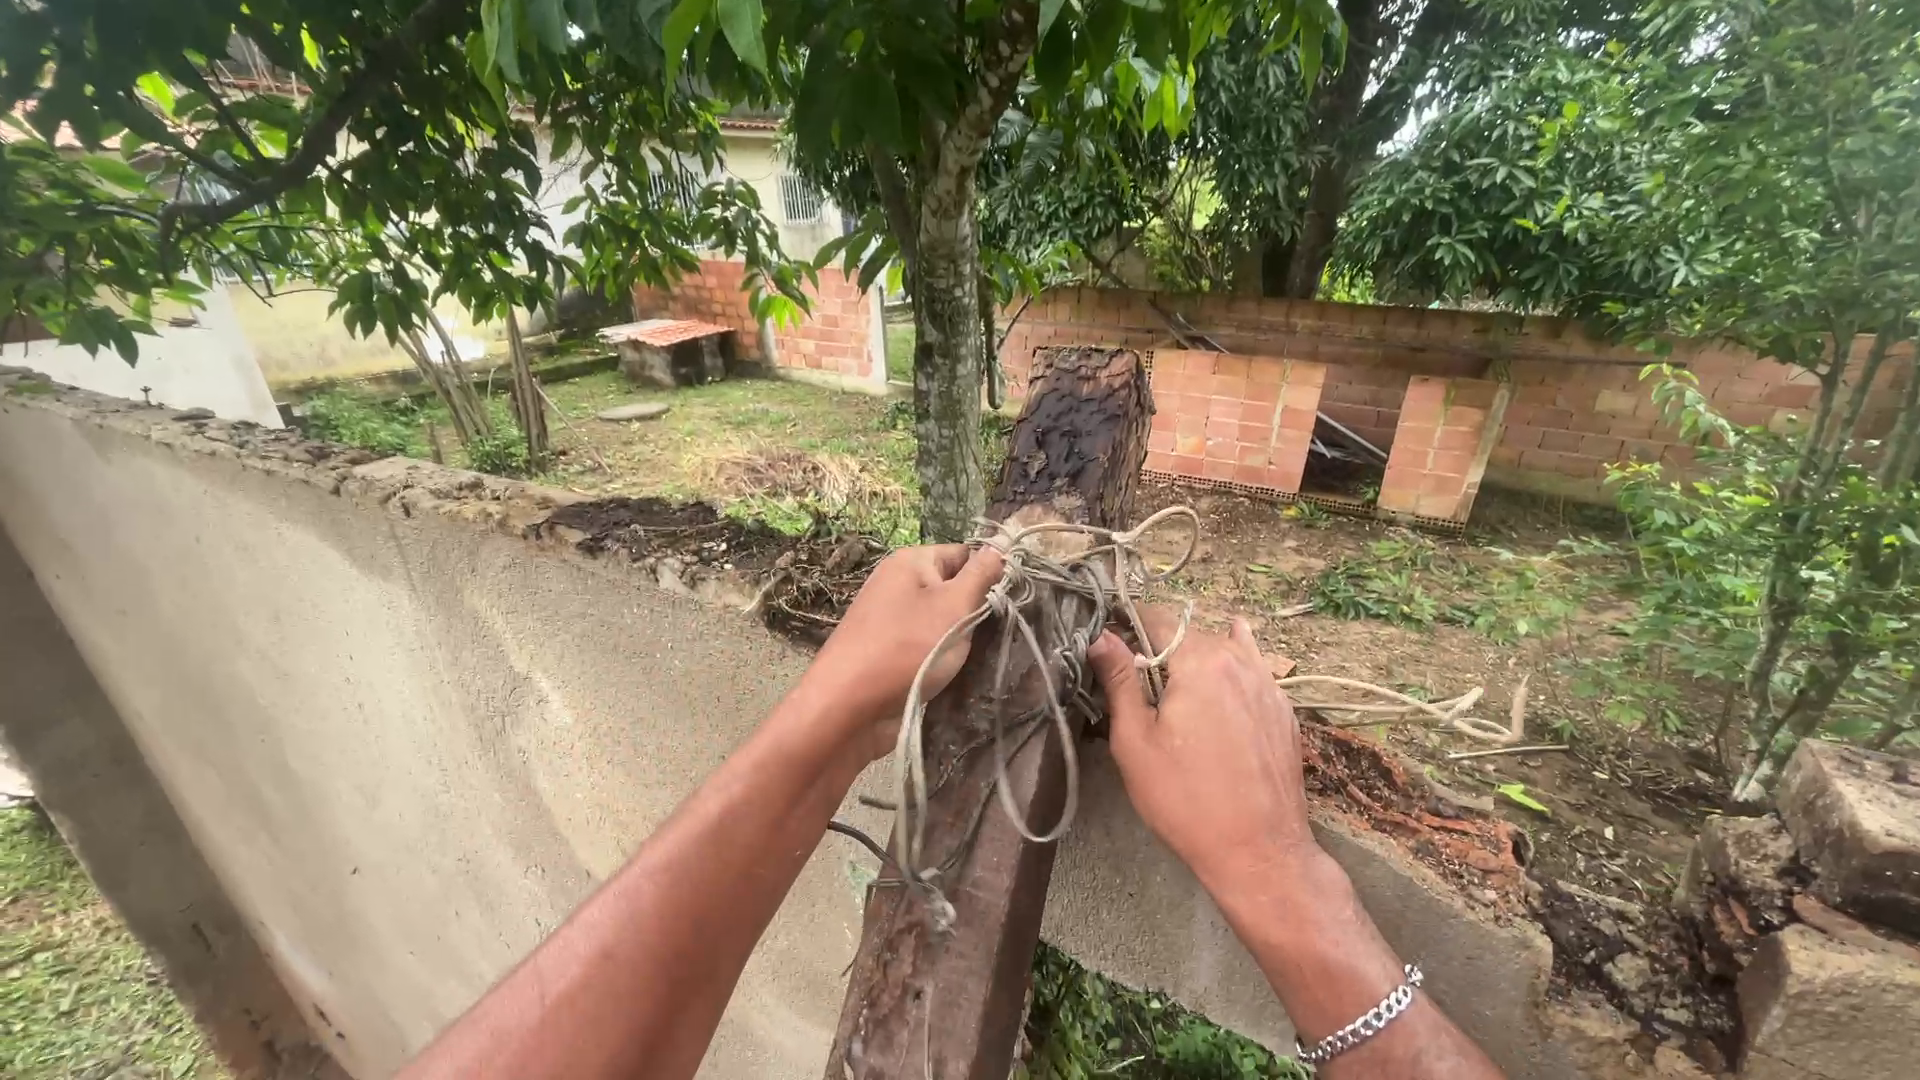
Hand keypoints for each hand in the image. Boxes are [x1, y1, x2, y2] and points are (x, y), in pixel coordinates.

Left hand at [800, 543, 1004, 761]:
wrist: (848, 707)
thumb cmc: (907, 647)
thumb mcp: (954, 605)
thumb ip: (980, 575)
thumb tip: (999, 546)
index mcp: (910, 561)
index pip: (964, 554)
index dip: (989, 574)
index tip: (1010, 601)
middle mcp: (897, 583)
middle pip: (952, 587)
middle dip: (975, 609)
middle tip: (998, 631)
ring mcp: (889, 618)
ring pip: (941, 620)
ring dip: (960, 637)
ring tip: (978, 655)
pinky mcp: (887, 650)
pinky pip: (925, 643)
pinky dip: (940, 655)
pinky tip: (953, 672)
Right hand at [1087, 611, 1318, 888]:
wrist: (1260, 853)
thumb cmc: (1185, 798)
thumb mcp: (1135, 740)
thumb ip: (1119, 680)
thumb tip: (1100, 636)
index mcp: (1200, 661)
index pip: (1157, 618)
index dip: (1127, 624)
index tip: (1108, 645)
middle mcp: (1240, 661)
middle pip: (1191, 634)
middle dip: (1159, 647)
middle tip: (1134, 679)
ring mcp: (1269, 685)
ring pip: (1225, 650)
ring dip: (1196, 658)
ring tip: (1174, 683)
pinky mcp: (1284, 711)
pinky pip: (1252, 673)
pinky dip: (1230, 672)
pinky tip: (1220, 683)